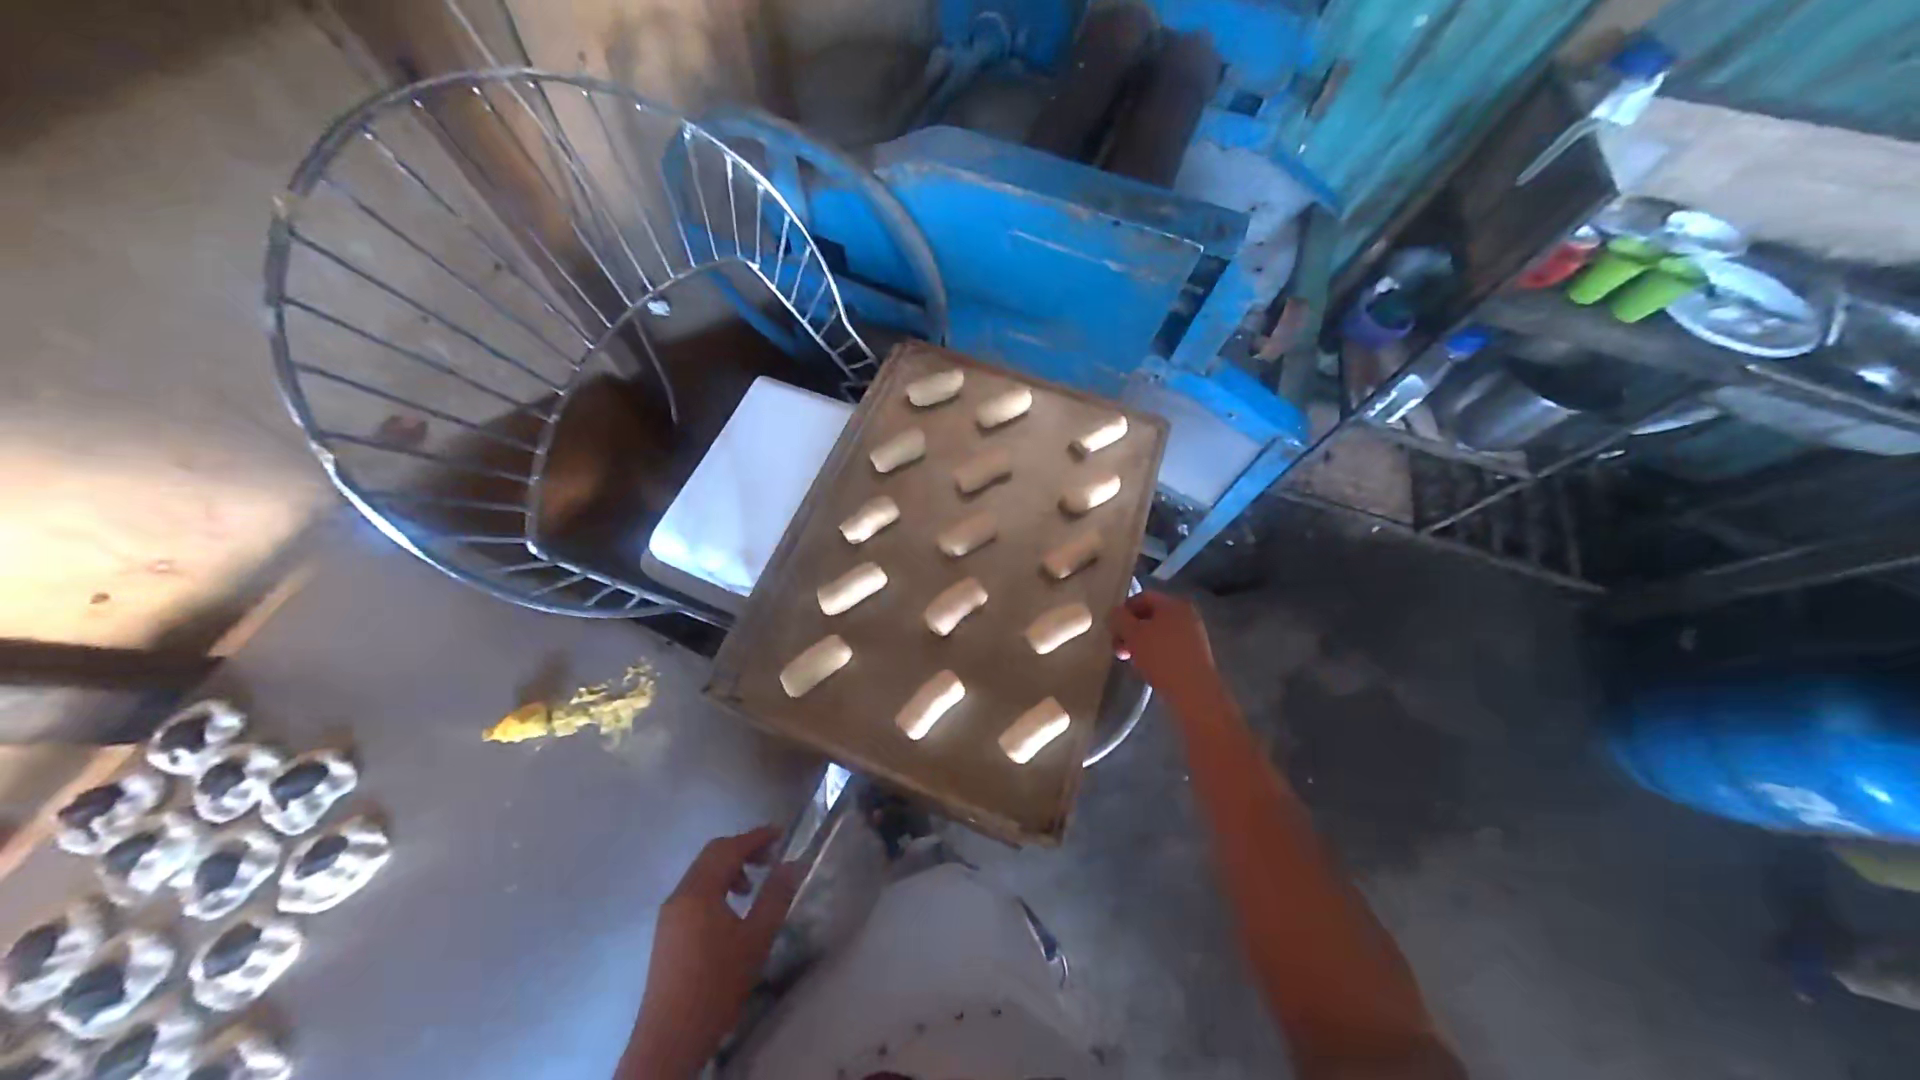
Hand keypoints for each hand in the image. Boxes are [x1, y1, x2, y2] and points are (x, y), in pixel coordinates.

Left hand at [619, 826, 799, 1079]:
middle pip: (711, 855)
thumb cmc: (717, 984)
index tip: (781, 833)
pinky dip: (716, 886)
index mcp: (699, 891)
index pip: (728, 848)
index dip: (756, 837)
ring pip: (701, 874)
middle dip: (742, 849)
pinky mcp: (667, 932)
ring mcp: (669, 914)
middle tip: (771, 857)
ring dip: (729, 868)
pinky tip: (732, 910)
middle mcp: (680, 895)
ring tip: (753, 886)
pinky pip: (694, 892)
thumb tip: (792, 864)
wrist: (671, 1037)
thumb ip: (775, 896)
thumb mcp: (756, 938)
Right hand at [1110, 591, 1224, 708]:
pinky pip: (1168, 645)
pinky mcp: (1195, 653)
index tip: (1112, 628)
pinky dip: (1154, 651)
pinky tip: (1147, 667)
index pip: (1143, 596)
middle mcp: (1186, 614)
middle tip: (1117, 647)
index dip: (1123, 610)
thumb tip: (1115, 613)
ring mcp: (1193, 634)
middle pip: (1150, 614)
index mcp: (1173, 604)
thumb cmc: (1162, 658)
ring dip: (1139, 642)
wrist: (1194, 693)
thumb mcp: (1133, 635)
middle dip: (1129, 629)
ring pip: (1158, 631)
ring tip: (1129, 659)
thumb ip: (1119, 619)